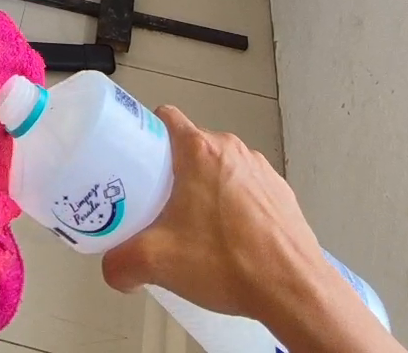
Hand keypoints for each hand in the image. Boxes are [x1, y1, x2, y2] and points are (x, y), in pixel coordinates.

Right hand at [101, 106, 322, 319]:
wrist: (294, 291)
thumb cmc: (231, 263)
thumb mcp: (159, 262)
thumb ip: (121, 263)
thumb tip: (114, 269)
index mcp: (199, 151)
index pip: (166, 117)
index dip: (148, 132)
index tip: (139, 156)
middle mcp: (231, 150)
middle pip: (192, 144)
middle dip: (175, 169)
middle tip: (162, 203)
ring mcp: (260, 169)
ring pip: (220, 165)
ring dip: (207, 186)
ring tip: (197, 226)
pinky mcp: (280, 192)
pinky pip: (247, 186)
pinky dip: (235, 203)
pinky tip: (230, 238)